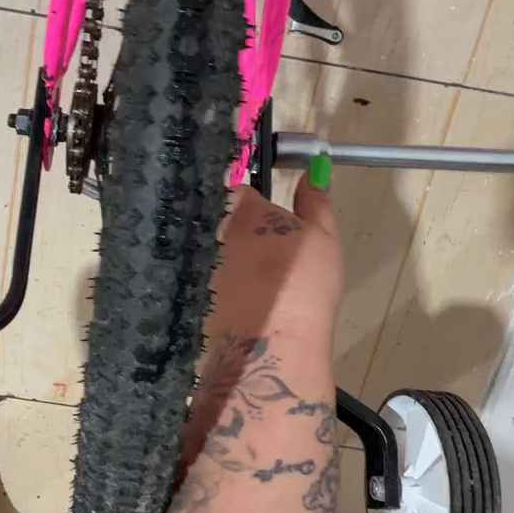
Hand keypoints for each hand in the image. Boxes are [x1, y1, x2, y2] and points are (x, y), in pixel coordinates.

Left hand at [206, 175, 343, 340]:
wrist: (275, 344)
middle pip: (218, 220)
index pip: (237, 191)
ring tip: (253, 282)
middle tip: (263, 255)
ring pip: (209, 251)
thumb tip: (314, 168)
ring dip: (225, 258)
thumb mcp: (322, 236)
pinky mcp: (191, 294)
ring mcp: (195, 263)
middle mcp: (209, 231)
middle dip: (236, 231)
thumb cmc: (304, 283)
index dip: (251, 204)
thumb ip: (315, 199)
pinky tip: (239, 302)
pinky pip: (203, 280)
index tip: (265, 222)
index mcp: (239, 208)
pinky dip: (218, 285)